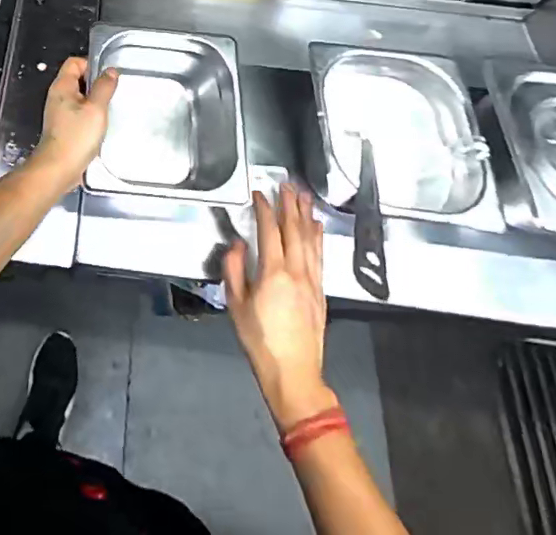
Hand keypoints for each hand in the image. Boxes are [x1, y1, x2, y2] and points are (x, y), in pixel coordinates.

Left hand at [28, 56, 117, 184]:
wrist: (58, 167)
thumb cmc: (77, 136)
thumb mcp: (96, 108)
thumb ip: (104, 87)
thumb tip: (110, 71)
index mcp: (62, 86)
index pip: (74, 62)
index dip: (91, 64)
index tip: (108, 76)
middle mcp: (57, 95)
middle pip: (77, 78)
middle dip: (95, 83)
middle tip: (113, 93)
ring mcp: (58, 111)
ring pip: (79, 96)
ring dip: (94, 100)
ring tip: (110, 108)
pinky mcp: (63, 126)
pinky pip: (78, 112)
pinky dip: (89, 114)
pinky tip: (101, 124)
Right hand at [224, 183, 336, 432]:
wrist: (293, 372)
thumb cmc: (259, 339)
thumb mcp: (236, 304)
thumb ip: (235, 270)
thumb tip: (239, 245)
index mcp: (274, 273)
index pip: (271, 232)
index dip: (265, 209)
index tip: (260, 193)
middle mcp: (297, 272)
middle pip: (295, 231)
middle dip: (290, 205)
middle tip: (287, 184)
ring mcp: (313, 281)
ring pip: (310, 241)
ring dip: (306, 216)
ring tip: (304, 196)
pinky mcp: (320, 292)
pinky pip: (320, 256)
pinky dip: (317, 237)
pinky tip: (316, 227)